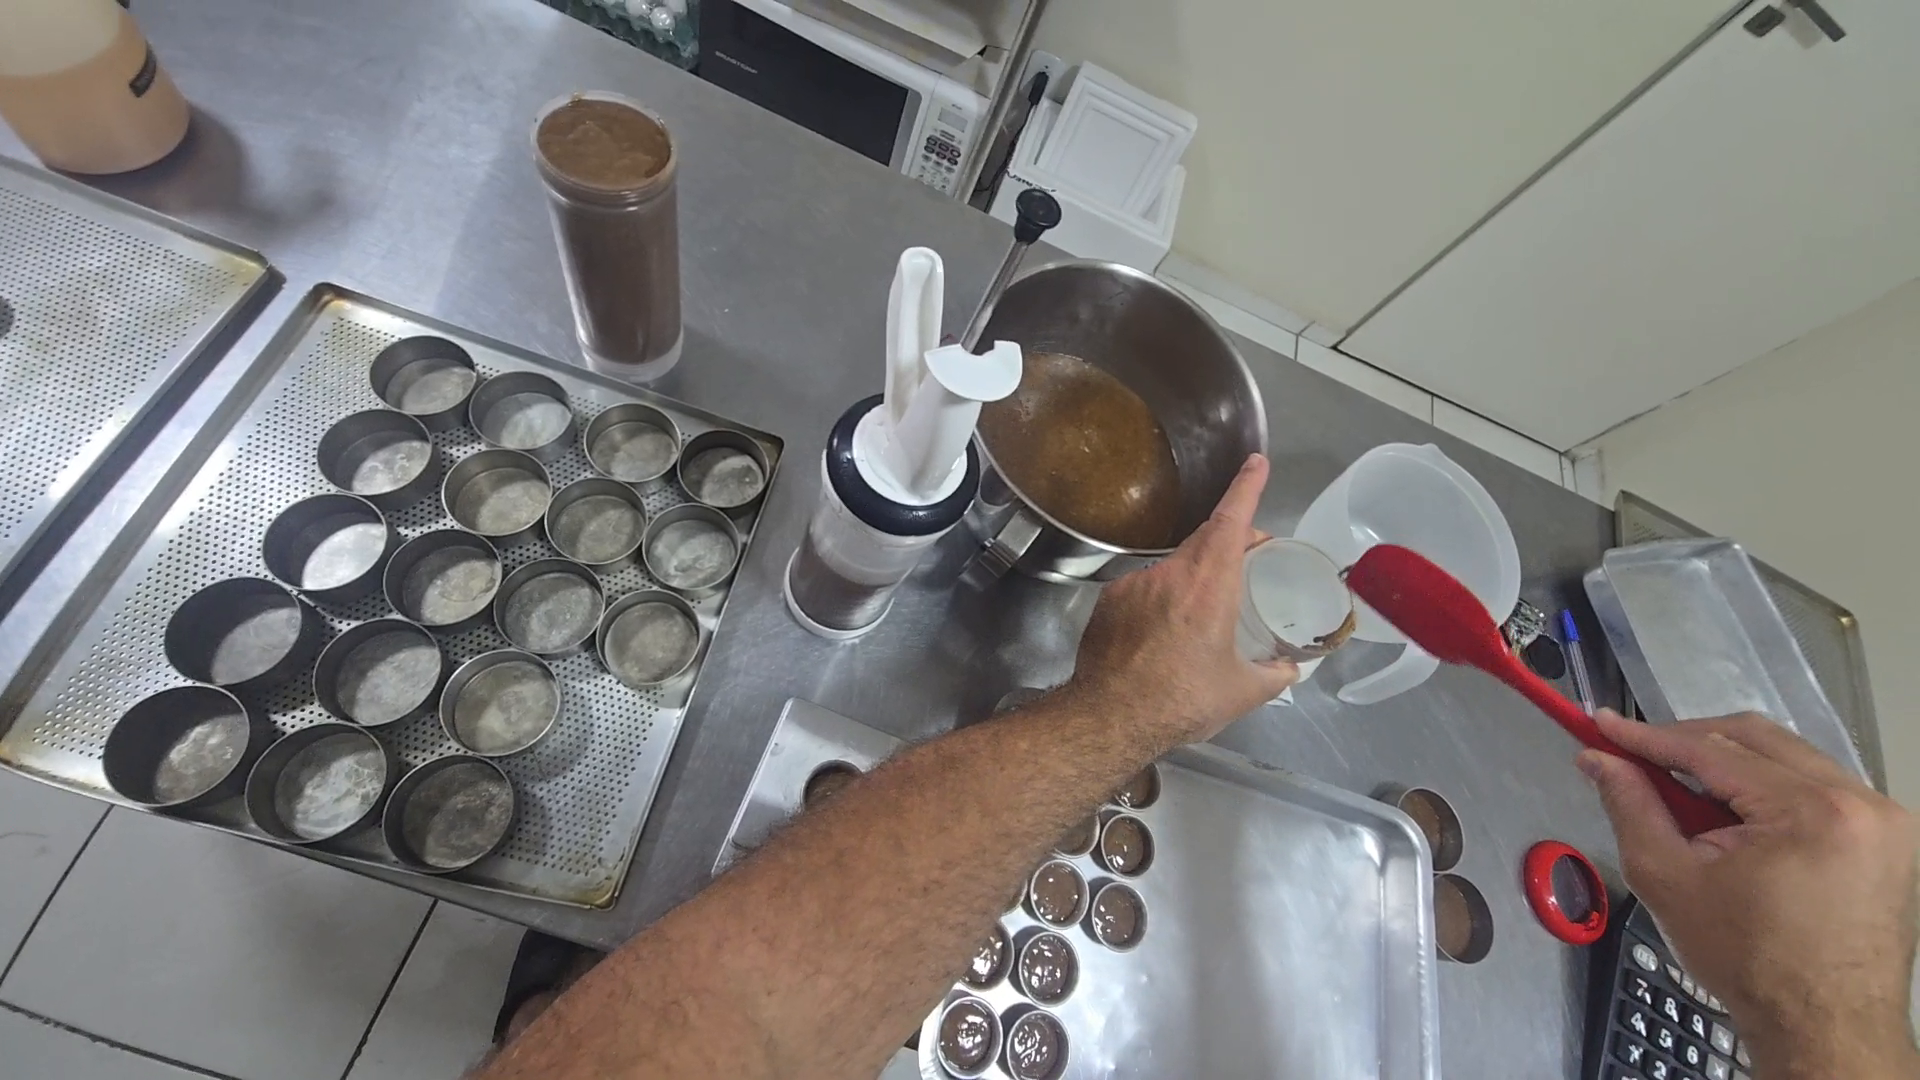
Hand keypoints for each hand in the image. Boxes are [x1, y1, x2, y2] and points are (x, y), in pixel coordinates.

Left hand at [1067, 454, 1296, 746]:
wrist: (1110, 717)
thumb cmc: (1182, 701)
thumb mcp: (1242, 691)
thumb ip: (1274, 674)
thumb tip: (1289, 668)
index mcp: (1208, 585)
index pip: (1230, 521)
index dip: (1246, 488)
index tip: (1255, 462)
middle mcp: (1168, 574)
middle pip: (1203, 541)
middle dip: (1231, 540)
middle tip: (1252, 555)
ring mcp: (1132, 584)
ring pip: (1171, 568)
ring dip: (1193, 578)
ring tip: (1203, 613)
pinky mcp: (1108, 600)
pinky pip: (1143, 588)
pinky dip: (1160, 597)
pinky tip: (1162, 631)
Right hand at [1579, 709, 1919, 1076]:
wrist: (1824, 1025)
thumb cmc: (1740, 953)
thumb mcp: (1663, 872)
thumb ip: (1628, 802)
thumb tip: (1594, 757)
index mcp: (1812, 812)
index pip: (1710, 750)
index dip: (1644, 736)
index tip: (1597, 724)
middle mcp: (1862, 804)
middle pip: (1754, 738)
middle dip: (1685, 739)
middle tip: (1632, 754)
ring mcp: (1886, 822)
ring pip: (1783, 756)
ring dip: (1722, 760)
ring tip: (1673, 787)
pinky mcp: (1888, 839)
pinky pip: (1810, 783)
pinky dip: (1757, 783)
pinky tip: (1721, 811)